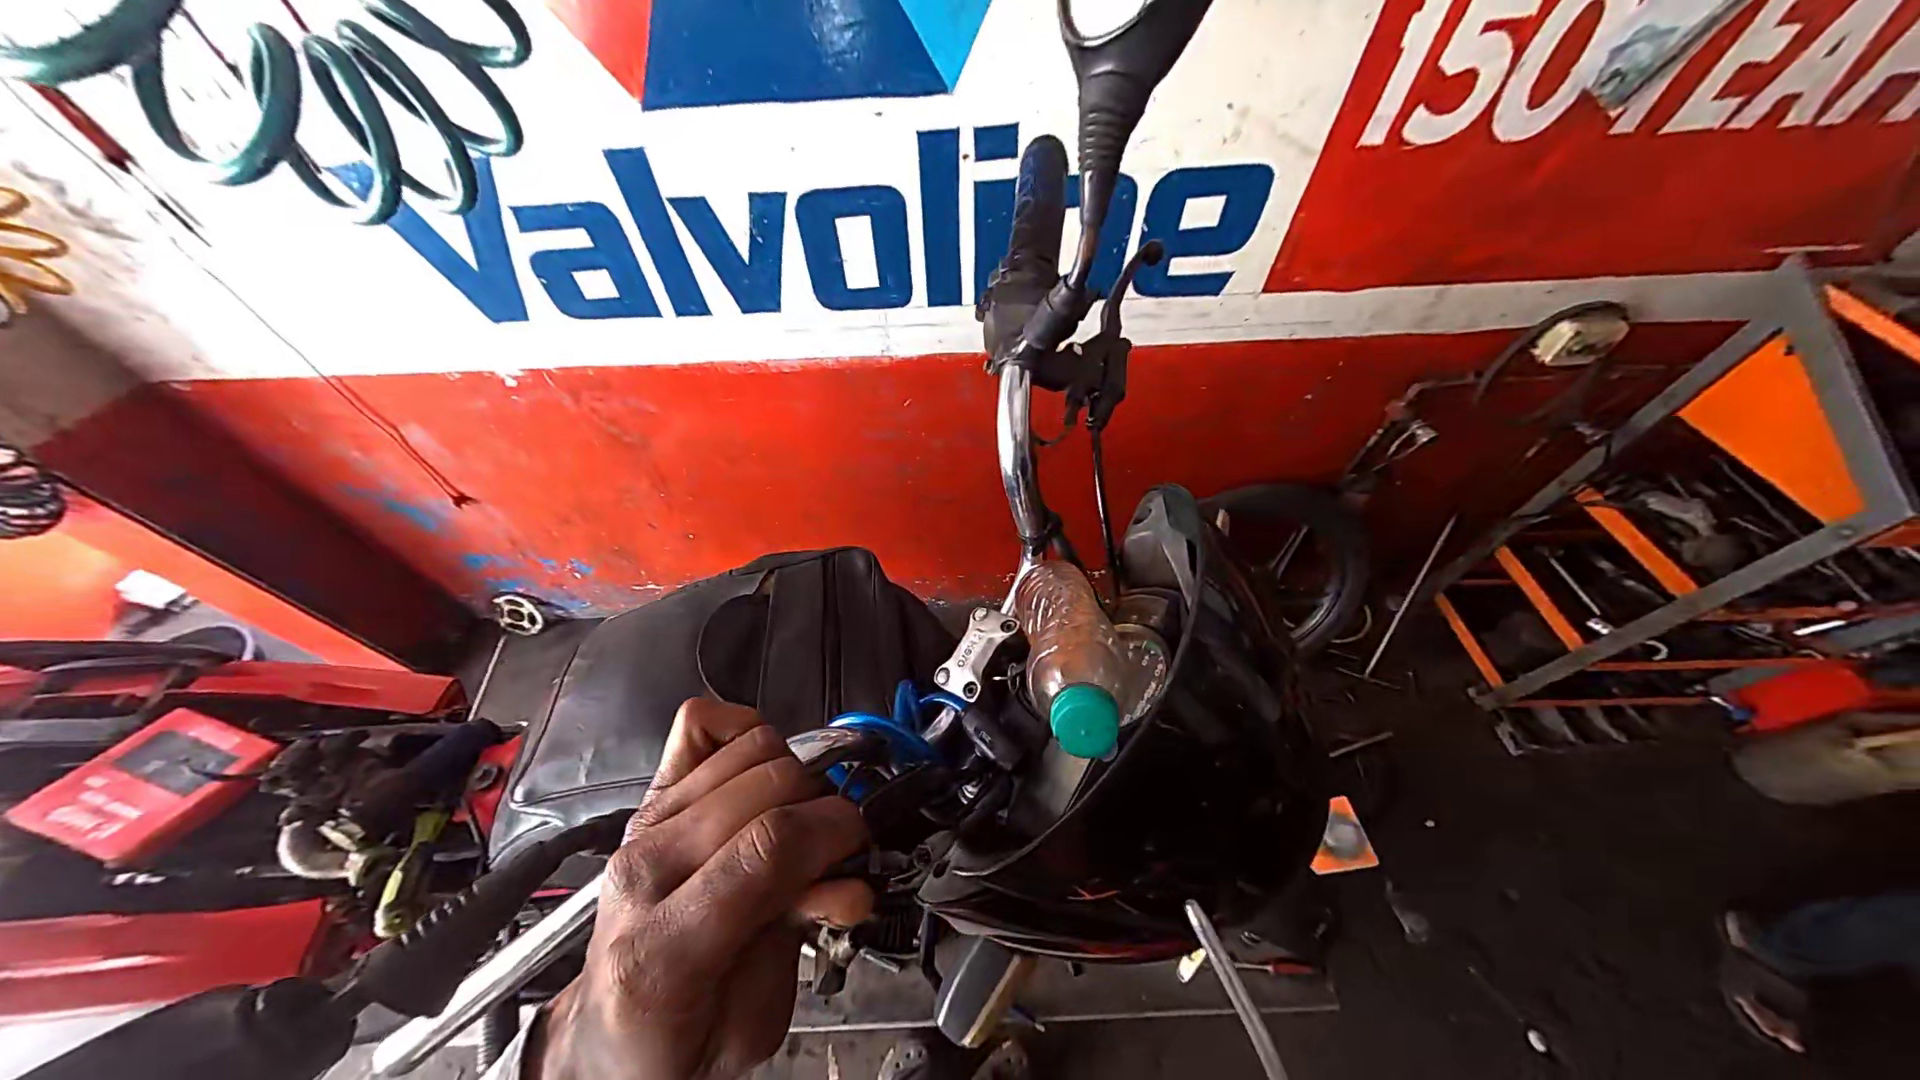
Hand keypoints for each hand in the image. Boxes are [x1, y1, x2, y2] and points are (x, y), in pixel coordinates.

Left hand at [533, 699, 873, 1079]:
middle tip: (835, 843)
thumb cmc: (678, 1039)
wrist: (609, 1033)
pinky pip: (701, 723)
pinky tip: (761, 774)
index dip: (832, 830)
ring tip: (799, 819)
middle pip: (767, 784)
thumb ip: (801, 937)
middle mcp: (647, 871)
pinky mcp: (651, 801)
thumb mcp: (754, 1024)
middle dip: (824, 806)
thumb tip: (850, 882)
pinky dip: (744, 730)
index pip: (766, 845)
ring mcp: (645, 827)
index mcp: (664, 950)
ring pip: (750, 749)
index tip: (857, 841)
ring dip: (796, 777)